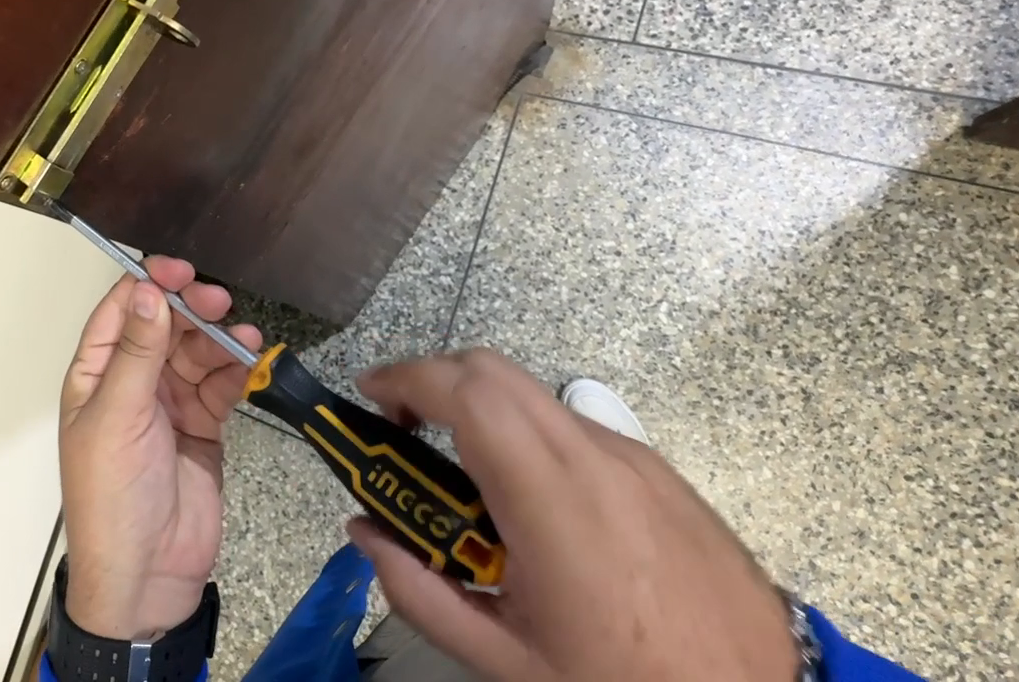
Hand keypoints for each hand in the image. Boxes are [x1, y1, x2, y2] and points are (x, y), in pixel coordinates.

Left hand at [57, 257, 263, 639]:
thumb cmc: (114, 493)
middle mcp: (132, 380)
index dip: (148, 284)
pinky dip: (235, 369)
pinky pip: (220, 384)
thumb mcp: (117, 418)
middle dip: (189, 309)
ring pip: (196, 351)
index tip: (179, 267)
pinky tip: (251, 359)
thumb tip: (147, 290)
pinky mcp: (204, 424)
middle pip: (163, 325)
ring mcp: (169, 402)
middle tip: (217, 299)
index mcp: (96, 374)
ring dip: (217, 338)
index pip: (120, 312)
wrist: (149, 576)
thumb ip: (136, 353)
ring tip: (243, 333)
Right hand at [348, 350, 794, 681]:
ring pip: (529, 391)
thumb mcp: (504, 659)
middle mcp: (589, 455)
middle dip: (430, 377)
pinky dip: (521, 428)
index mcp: (550, 500)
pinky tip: (526, 494)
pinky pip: (568, 422)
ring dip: (475, 402)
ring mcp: (628, 454)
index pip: (468, 395)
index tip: (368, 394)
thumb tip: (363, 532)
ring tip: (455, 461)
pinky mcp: (654, 466)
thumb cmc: (622, 680)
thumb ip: (418, 592)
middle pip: (491, 369)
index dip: (407, 378)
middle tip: (399, 421)